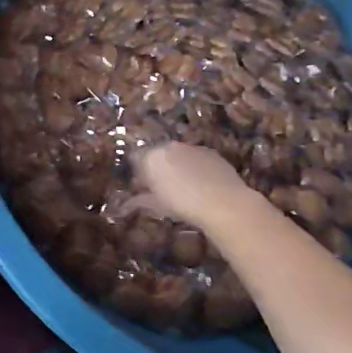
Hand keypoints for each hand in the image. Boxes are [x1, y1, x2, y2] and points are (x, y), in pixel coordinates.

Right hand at [125, 142, 259, 227]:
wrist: (225, 204)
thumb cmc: (182, 205)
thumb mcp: (155, 205)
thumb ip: (138, 199)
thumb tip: (126, 203)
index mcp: (150, 157)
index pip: (135, 159)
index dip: (137, 172)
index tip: (141, 186)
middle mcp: (169, 147)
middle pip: (156, 154)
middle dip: (156, 167)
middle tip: (160, 185)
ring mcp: (192, 147)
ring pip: (177, 154)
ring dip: (175, 165)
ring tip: (182, 184)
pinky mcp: (211, 152)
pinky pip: (195, 157)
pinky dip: (193, 165)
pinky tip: (200, 182)